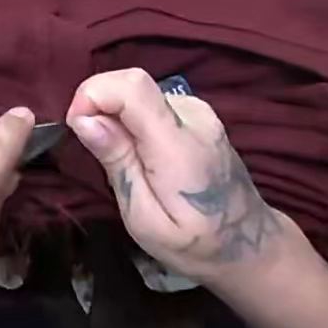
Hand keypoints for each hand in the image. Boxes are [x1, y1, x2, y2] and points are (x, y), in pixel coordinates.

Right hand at [66, 70, 297, 287]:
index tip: (77, 126)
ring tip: (119, 155)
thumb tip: (83, 119)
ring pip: (137, 89)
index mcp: (179, 147)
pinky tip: (137, 149)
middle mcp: (193, 117)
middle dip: (97, 103)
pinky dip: (129, 115)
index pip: (132, 88)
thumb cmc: (195, 245)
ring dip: (113, 112)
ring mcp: (199, 111)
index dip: (92, 95)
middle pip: (131, 82)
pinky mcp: (197, 112)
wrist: (250, 246)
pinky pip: (149, 99)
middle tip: (93, 145)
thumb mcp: (144, 219)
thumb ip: (117, 163)